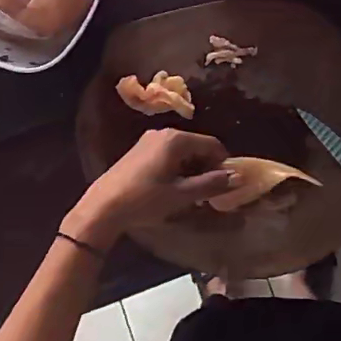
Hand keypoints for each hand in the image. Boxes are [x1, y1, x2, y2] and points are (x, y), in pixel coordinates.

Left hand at [61, 129, 234, 248]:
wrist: (103, 207)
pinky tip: (173, 188)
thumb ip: (211, 184)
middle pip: (197, 146)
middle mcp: (163, 133)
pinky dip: (177, 168)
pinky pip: (168, 154)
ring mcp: (149, 140)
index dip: (223, 164)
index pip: (212, 144)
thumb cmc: (145, 199)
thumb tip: (236, 177)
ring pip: (182, 151)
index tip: (226, 185)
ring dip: (192, 169)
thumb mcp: (182, 195)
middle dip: (207, 167)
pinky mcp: (139, 150)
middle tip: (210, 192)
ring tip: (192, 194)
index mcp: (176, 139)